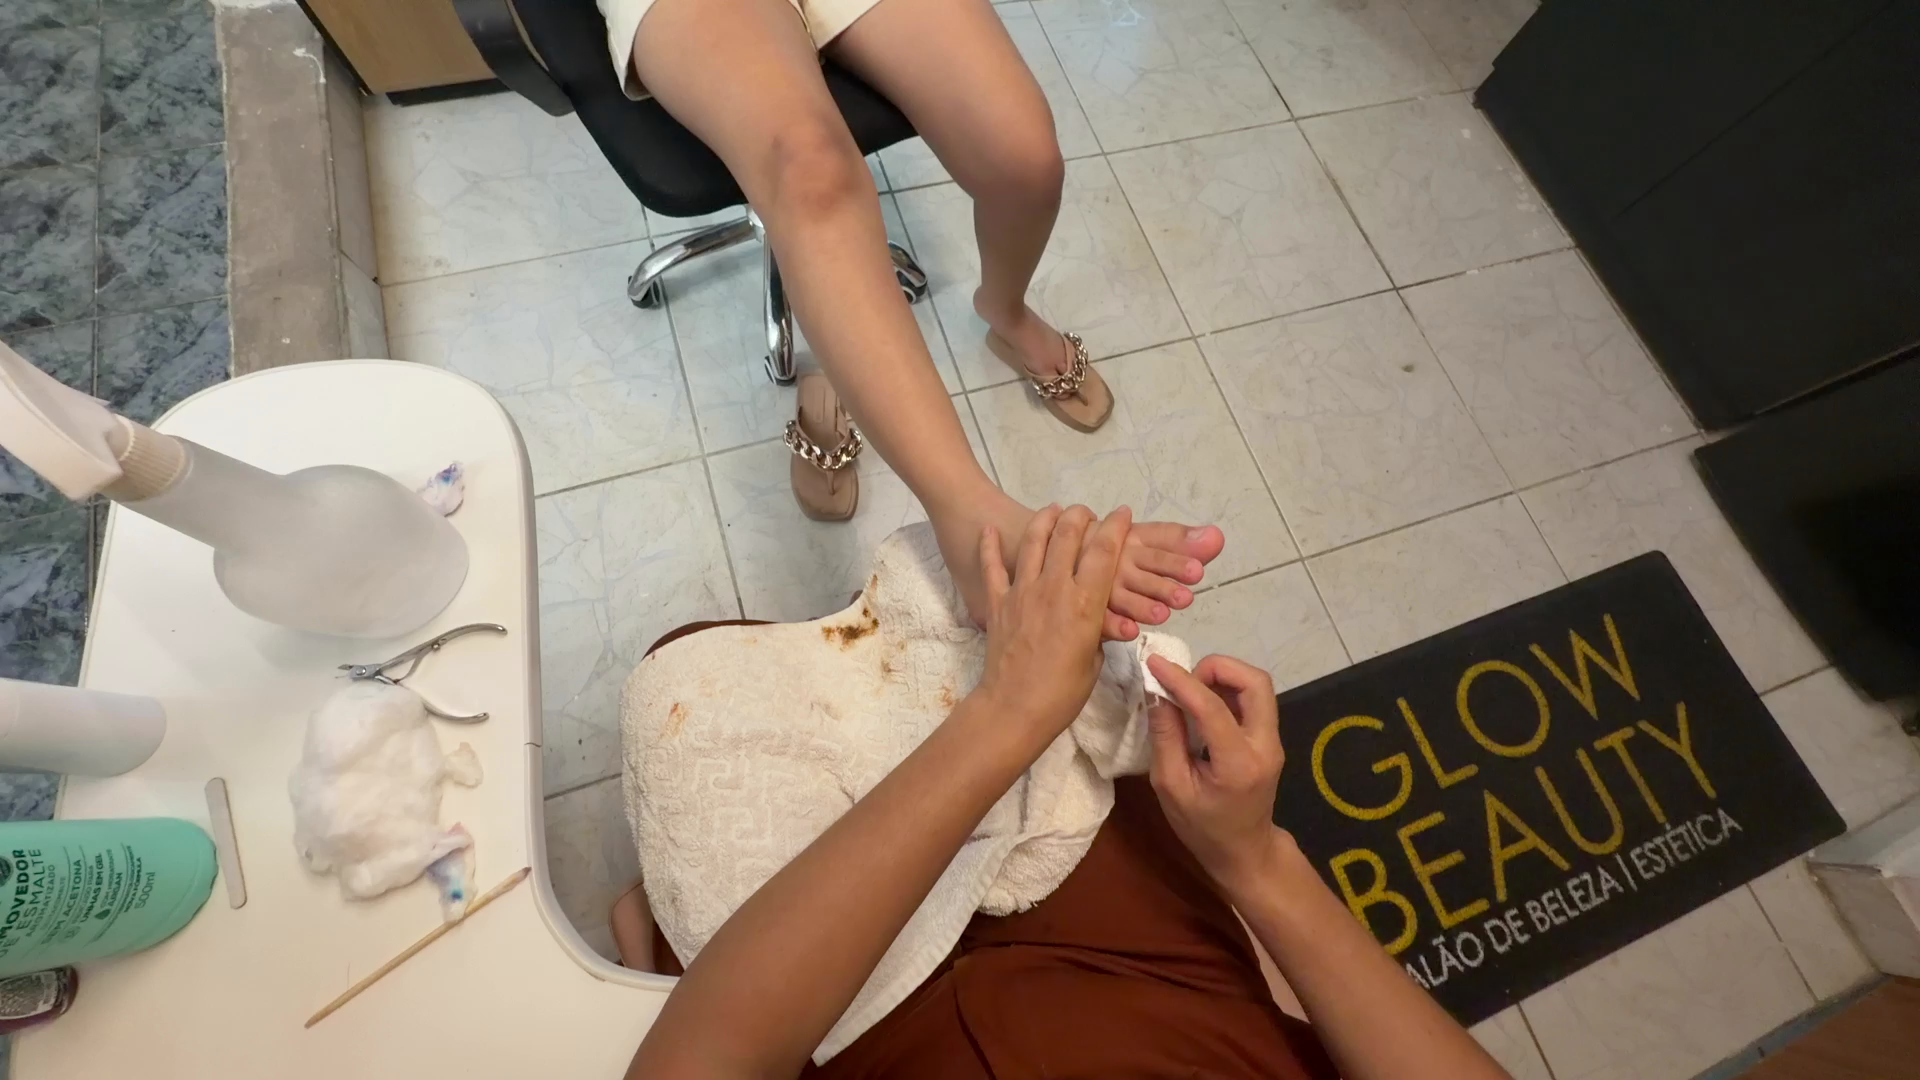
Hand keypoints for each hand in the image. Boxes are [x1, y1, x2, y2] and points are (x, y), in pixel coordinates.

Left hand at [974, 505, 1130, 740]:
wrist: (1015, 708)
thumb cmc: (1063, 692)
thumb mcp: (1093, 659)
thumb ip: (1097, 630)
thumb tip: (1099, 617)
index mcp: (1085, 603)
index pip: (1104, 552)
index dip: (1116, 527)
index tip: (1123, 513)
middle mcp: (1054, 588)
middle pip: (1067, 536)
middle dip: (1079, 516)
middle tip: (1085, 512)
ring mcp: (1022, 592)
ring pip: (1033, 542)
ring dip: (1044, 520)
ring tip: (1052, 509)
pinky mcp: (997, 602)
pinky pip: (991, 567)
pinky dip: (988, 546)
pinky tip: (988, 529)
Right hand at [1146, 654, 1286, 895]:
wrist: (1245, 852)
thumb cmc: (1202, 827)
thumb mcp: (1170, 786)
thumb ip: (1165, 736)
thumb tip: (1156, 692)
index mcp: (1239, 765)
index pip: (1213, 708)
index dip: (1181, 680)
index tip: (1154, 663)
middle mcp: (1265, 746)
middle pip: (1255, 682)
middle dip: (1215, 668)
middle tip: (1183, 681)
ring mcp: (1272, 740)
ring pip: (1256, 684)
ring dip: (1221, 676)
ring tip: (1189, 691)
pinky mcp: (1268, 736)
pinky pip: (1252, 697)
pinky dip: (1225, 687)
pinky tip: (1201, 702)